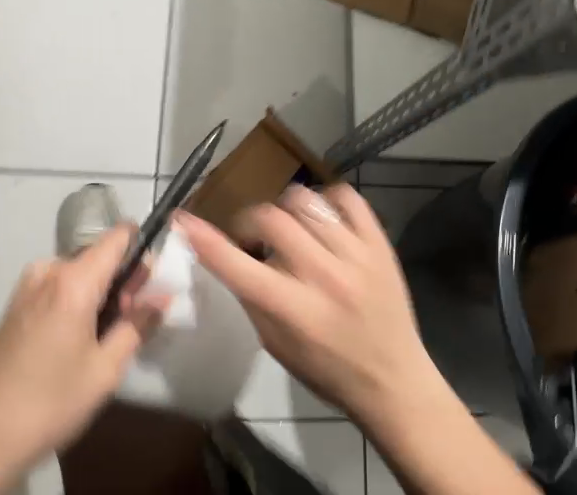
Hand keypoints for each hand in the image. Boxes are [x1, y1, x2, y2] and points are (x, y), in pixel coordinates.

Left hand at [0, 225, 165, 484]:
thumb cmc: (49, 402)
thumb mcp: (105, 370)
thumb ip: (137, 326)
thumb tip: (163, 297)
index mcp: (73, 280)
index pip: (118, 237)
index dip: (143, 248)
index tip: (151, 281)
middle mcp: (47, 272)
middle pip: (98, 258)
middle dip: (121, 281)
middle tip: (129, 323)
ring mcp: (25, 289)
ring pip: (77, 275)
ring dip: (97, 295)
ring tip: (100, 340)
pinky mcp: (13, 308)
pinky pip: (56, 289)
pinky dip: (74, 303)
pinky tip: (72, 345)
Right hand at [177, 185, 446, 431]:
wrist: (392, 379)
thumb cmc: (327, 370)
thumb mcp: (277, 346)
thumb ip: (252, 299)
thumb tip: (229, 258)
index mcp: (293, 310)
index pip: (238, 265)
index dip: (204, 240)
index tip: (184, 221)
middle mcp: (324, 276)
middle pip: (272, 219)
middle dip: (250, 222)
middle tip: (252, 238)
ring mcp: (356, 255)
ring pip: (307, 201)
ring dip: (286, 209)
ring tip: (289, 228)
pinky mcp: (379, 243)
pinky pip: (347, 197)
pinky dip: (327, 199)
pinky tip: (321, 217)